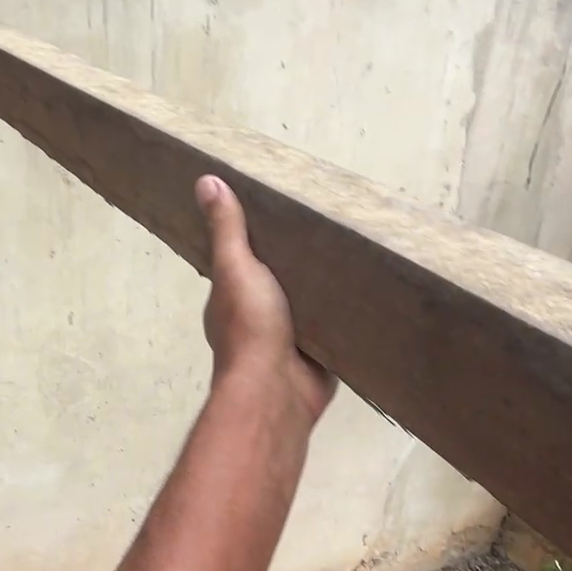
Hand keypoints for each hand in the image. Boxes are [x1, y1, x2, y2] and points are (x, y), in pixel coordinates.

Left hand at [195, 175, 336, 422]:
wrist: (278, 388)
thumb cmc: (250, 327)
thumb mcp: (236, 269)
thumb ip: (227, 230)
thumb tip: (205, 181)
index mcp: (232, 300)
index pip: (244, 262)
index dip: (260, 240)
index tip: (283, 213)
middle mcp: (257, 319)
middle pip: (280, 281)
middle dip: (299, 261)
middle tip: (330, 223)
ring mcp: (289, 339)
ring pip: (308, 304)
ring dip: (324, 287)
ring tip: (353, 248)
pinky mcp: (319, 354)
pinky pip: (333, 328)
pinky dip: (343, 314)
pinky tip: (366, 289)